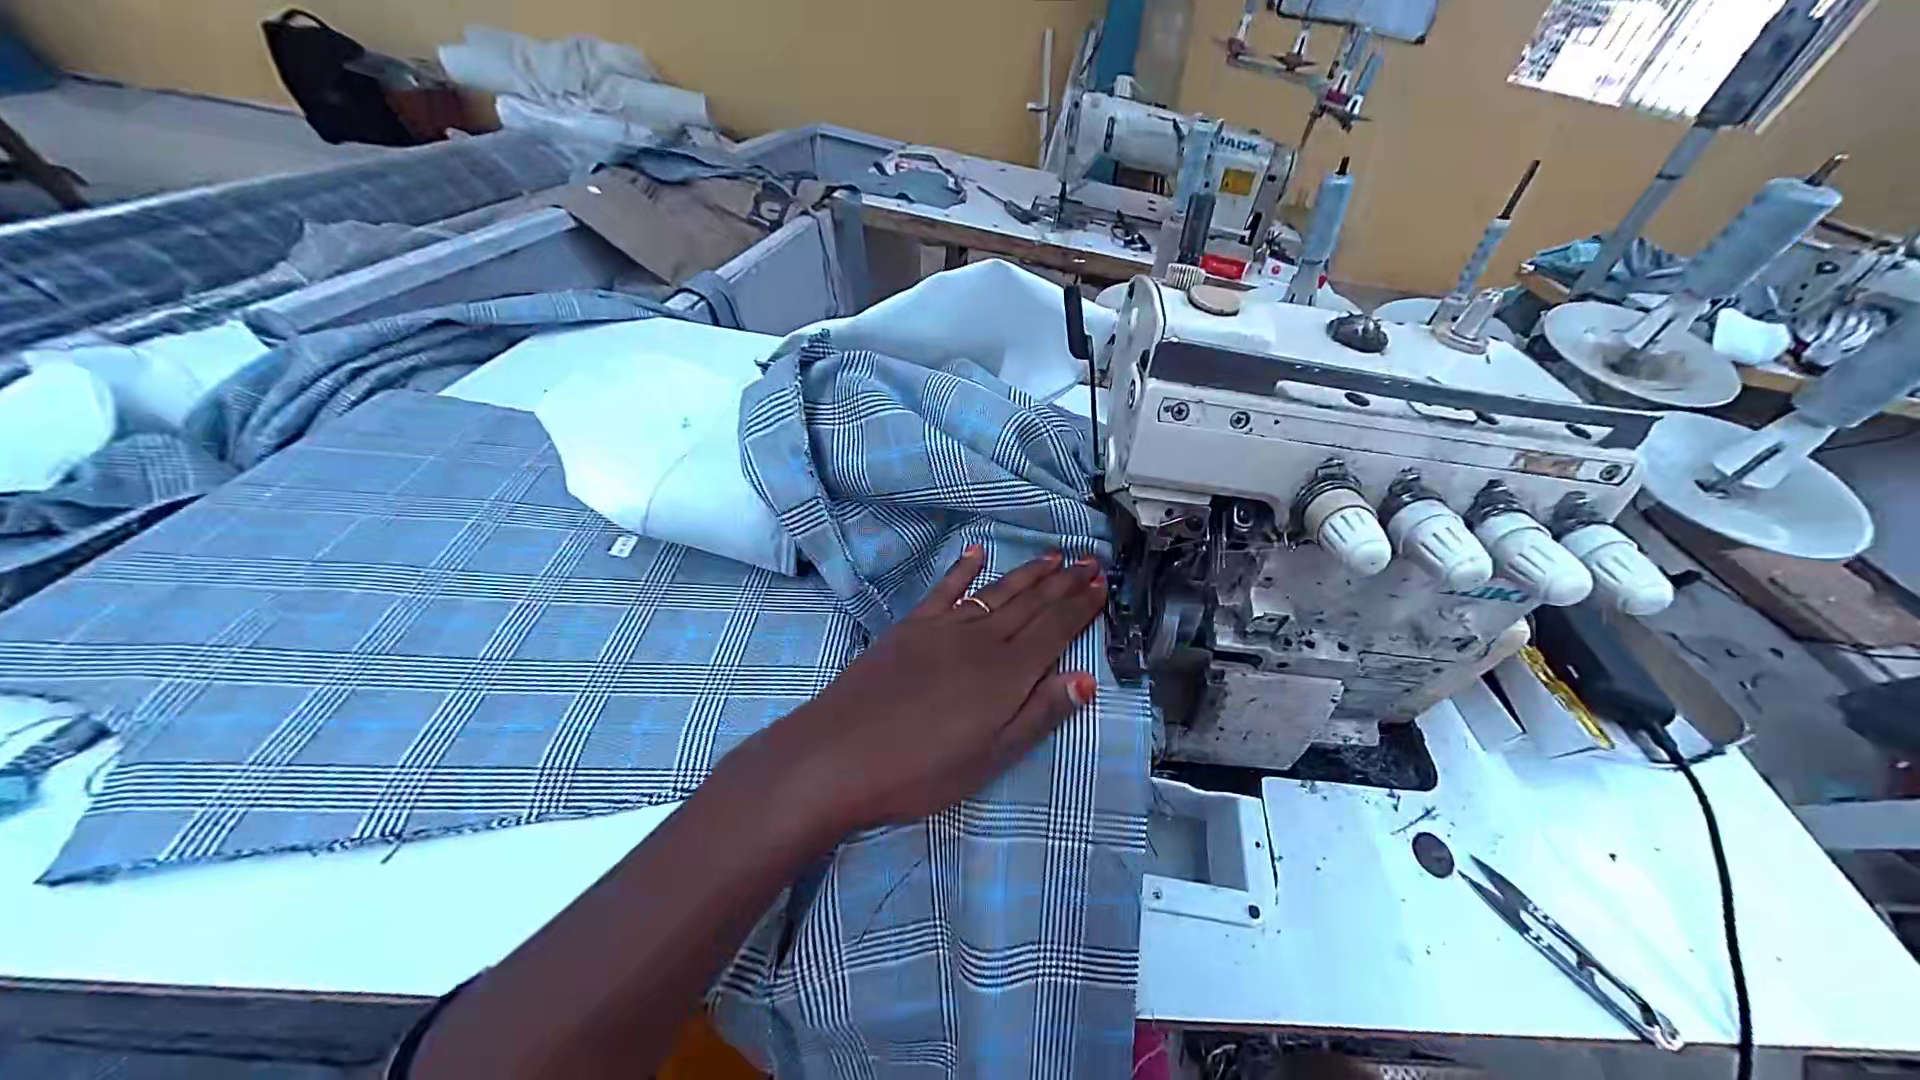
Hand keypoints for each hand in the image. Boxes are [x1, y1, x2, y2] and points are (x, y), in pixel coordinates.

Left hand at [727, 546, 1104, 837]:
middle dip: (1064, 582)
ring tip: (1053, 556)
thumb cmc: (920, 770)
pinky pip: (944, 590)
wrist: (837, 754)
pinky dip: (962, 569)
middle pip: (1031, 604)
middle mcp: (979, 640)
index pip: (1055, 629)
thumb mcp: (991, 756)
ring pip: (995, 592)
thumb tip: (1087, 678)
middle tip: (1090, 560)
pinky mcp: (910, 628)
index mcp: (1006, 673)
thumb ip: (1040, 713)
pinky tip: (976, 553)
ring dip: (1027, 573)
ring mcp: (942, 629)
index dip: (1082, 605)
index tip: (1102, 582)